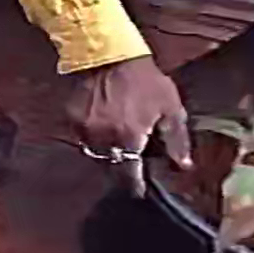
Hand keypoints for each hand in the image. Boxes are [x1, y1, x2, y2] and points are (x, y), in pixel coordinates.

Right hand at [68, 55, 190, 195]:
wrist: (108, 59)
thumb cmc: (146, 84)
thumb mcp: (171, 109)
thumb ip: (177, 140)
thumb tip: (183, 166)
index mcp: (129, 137)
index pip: (129, 171)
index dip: (133, 185)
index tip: (137, 193)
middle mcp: (102, 137)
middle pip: (109, 162)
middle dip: (120, 165)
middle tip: (130, 162)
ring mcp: (82, 127)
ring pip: (93, 150)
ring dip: (106, 151)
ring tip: (116, 143)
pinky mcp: (70, 118)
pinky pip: (81, 136)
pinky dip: (92, 136)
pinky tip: (103, 126)